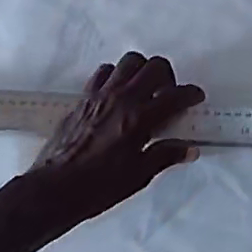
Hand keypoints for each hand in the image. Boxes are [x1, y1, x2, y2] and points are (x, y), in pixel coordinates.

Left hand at [24, 52, 205, 225]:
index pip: (174, 96)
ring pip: (129, 62)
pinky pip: (105, 72)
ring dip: (142, 70)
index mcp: (139, 119)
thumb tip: (189, 149)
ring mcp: (102, 93)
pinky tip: (118, 92)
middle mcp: (122, 98)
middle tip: (169, 93)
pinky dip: (116, 76)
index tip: (195, 97)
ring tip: (144, 89)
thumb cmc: (98, 187)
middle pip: (154, 66)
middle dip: (168, 76)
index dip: (190, 94)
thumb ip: (165, 156)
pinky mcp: (85, 96)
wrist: (55, 189)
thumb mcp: (138, 176)